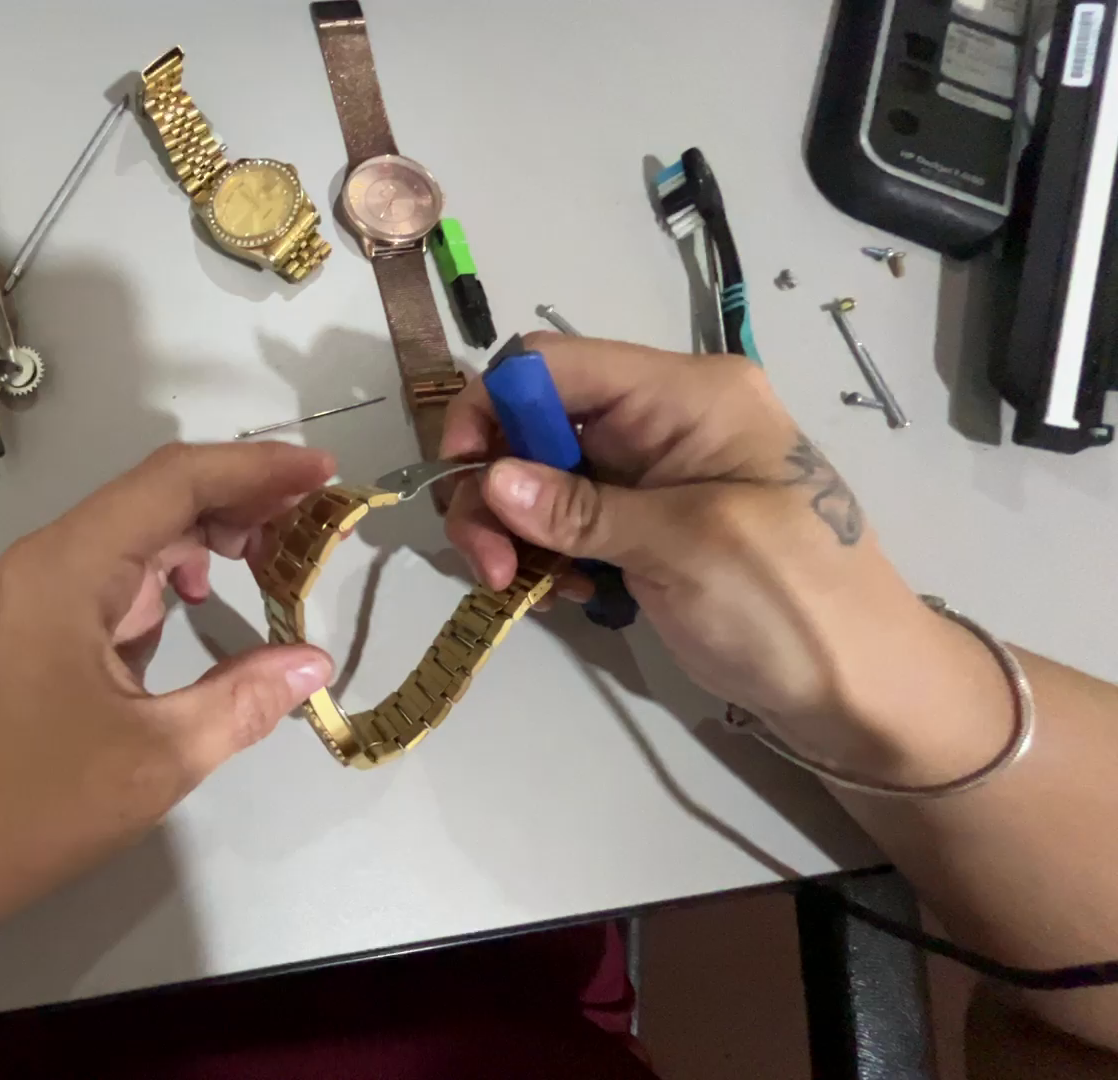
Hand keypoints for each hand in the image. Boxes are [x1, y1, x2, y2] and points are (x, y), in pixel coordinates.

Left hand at [0, 443, 335, 911]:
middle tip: (314, 522)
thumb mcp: (158, 756)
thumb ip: (244, 698)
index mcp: (70, 568)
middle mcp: (53, 557)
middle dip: (240, 497)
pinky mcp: (50, 613)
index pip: (172, 482)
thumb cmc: (38, 804)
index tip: (324, 474)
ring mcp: (47, 583)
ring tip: (278, 555)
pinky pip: (122, 568)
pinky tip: (208, 591)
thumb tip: (316, 661)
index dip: (254, 469)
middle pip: (157, 494)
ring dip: (209, 531)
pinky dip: (174, 569)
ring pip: (141, 528)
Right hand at [439, 335, 991, 776]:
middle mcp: (649, 420)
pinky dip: (533, 554)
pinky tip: (561, 592)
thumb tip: (489, 480)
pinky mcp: (620, 519)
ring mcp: (632, 473)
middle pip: (523, 425)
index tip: (460, 471)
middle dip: (489, 489)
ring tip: (516, 586)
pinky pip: (544, 519)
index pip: (550, 364)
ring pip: (521, 476)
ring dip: (503, 531)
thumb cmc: (794, 603)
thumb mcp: (688, 547)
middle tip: (486, 563)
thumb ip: (582, 509)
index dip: (489, 404)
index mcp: (683, 396)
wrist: (854, 689)